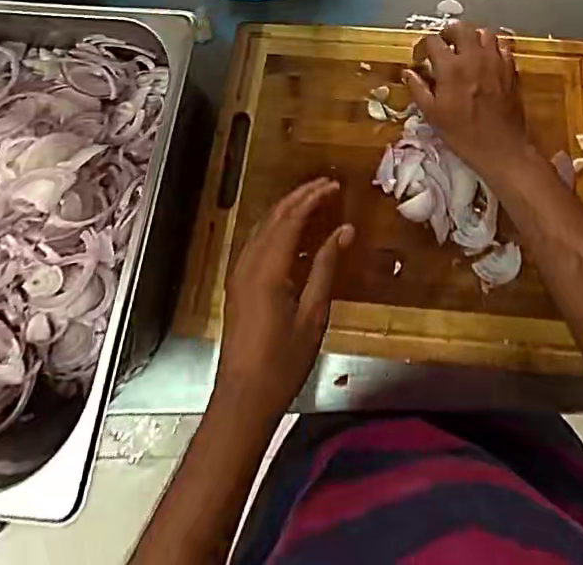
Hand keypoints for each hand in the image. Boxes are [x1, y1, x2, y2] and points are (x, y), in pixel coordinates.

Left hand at [214, 178, 353, 418]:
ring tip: (313, 200)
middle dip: (300, 197)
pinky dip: (277, 228)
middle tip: (326, 185)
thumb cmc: (283, 361)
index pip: (291, 219)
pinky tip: (293, 232)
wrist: (243, 397)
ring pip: (263, 227)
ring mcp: (239, 274)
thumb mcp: (314, 314)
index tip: (334, 186)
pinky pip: (257, 243)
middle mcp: (249, 264)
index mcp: (267, 269)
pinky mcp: (238, 285)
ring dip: (287, 209)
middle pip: (274, 217)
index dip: (313, 198)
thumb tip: (344, 231)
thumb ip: (326, 267)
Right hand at [403, 21, 537, 178]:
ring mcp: (495, 61)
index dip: (424, 46)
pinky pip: (502, 46)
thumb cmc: (462, 134)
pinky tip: (486, 59)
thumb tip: (408, 72)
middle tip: (444, 45)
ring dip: (472, 37)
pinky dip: (492, 47)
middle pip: (461, 28)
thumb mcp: (433, 114)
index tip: (422, 57)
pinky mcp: (510, 69)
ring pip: (484, 33)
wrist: (500, 147)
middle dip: (449, 33)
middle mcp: (473, 58)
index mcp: (450, 68)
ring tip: (466, 49)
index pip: (433, 41)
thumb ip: (419, 89)